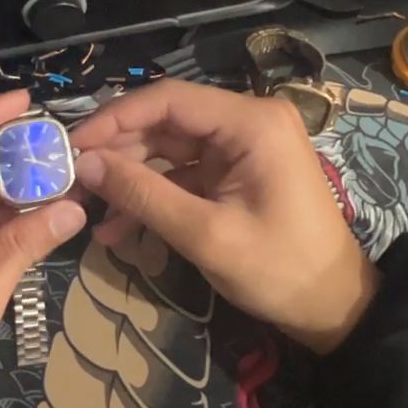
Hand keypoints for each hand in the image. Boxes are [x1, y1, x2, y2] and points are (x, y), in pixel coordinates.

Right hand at [69, 80, 376, 353]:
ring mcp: (242, 145)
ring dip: (130, 176)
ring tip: (87, 207)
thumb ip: (144, 194)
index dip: (115, 119)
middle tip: (72, 180)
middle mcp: (247, 120)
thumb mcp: (206, 235)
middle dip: (118, 151)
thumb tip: (84, 164)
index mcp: (251, 122)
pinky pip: (184, 171)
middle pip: (166, 120)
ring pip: (169, 146)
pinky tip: (118, 225)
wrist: (335, 308)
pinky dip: (154, 193)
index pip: (168, 99)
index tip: (71, 147)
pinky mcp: (237, 170)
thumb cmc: (280, 270)